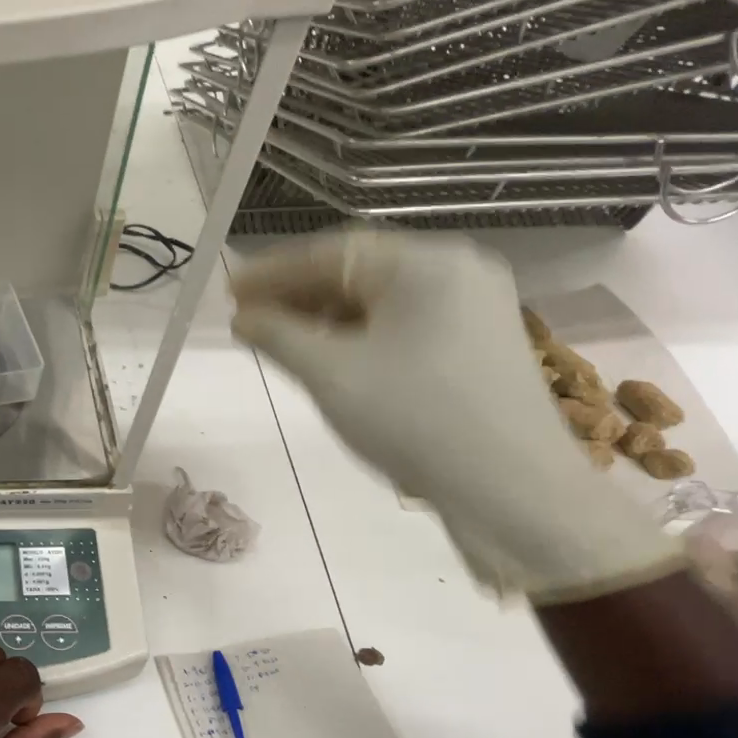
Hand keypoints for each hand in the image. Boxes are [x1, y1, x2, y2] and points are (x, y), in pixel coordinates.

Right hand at [229, 230, 682, 603]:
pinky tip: (328, 358)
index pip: (332, 252)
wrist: (508, 484)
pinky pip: (403, 323)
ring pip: (381, 299)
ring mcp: (474, 307)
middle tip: (246, 318)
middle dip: (297, 294)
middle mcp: (457, 271)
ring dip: (324, 316)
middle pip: (359, 271)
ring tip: (278, 342)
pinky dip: (357, 334)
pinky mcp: (478, 343)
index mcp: (425, 265)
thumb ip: (277, 336)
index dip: (273, 272)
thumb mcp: (329, 374)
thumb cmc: (411, 418)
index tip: (228, 291)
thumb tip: (243, 318)